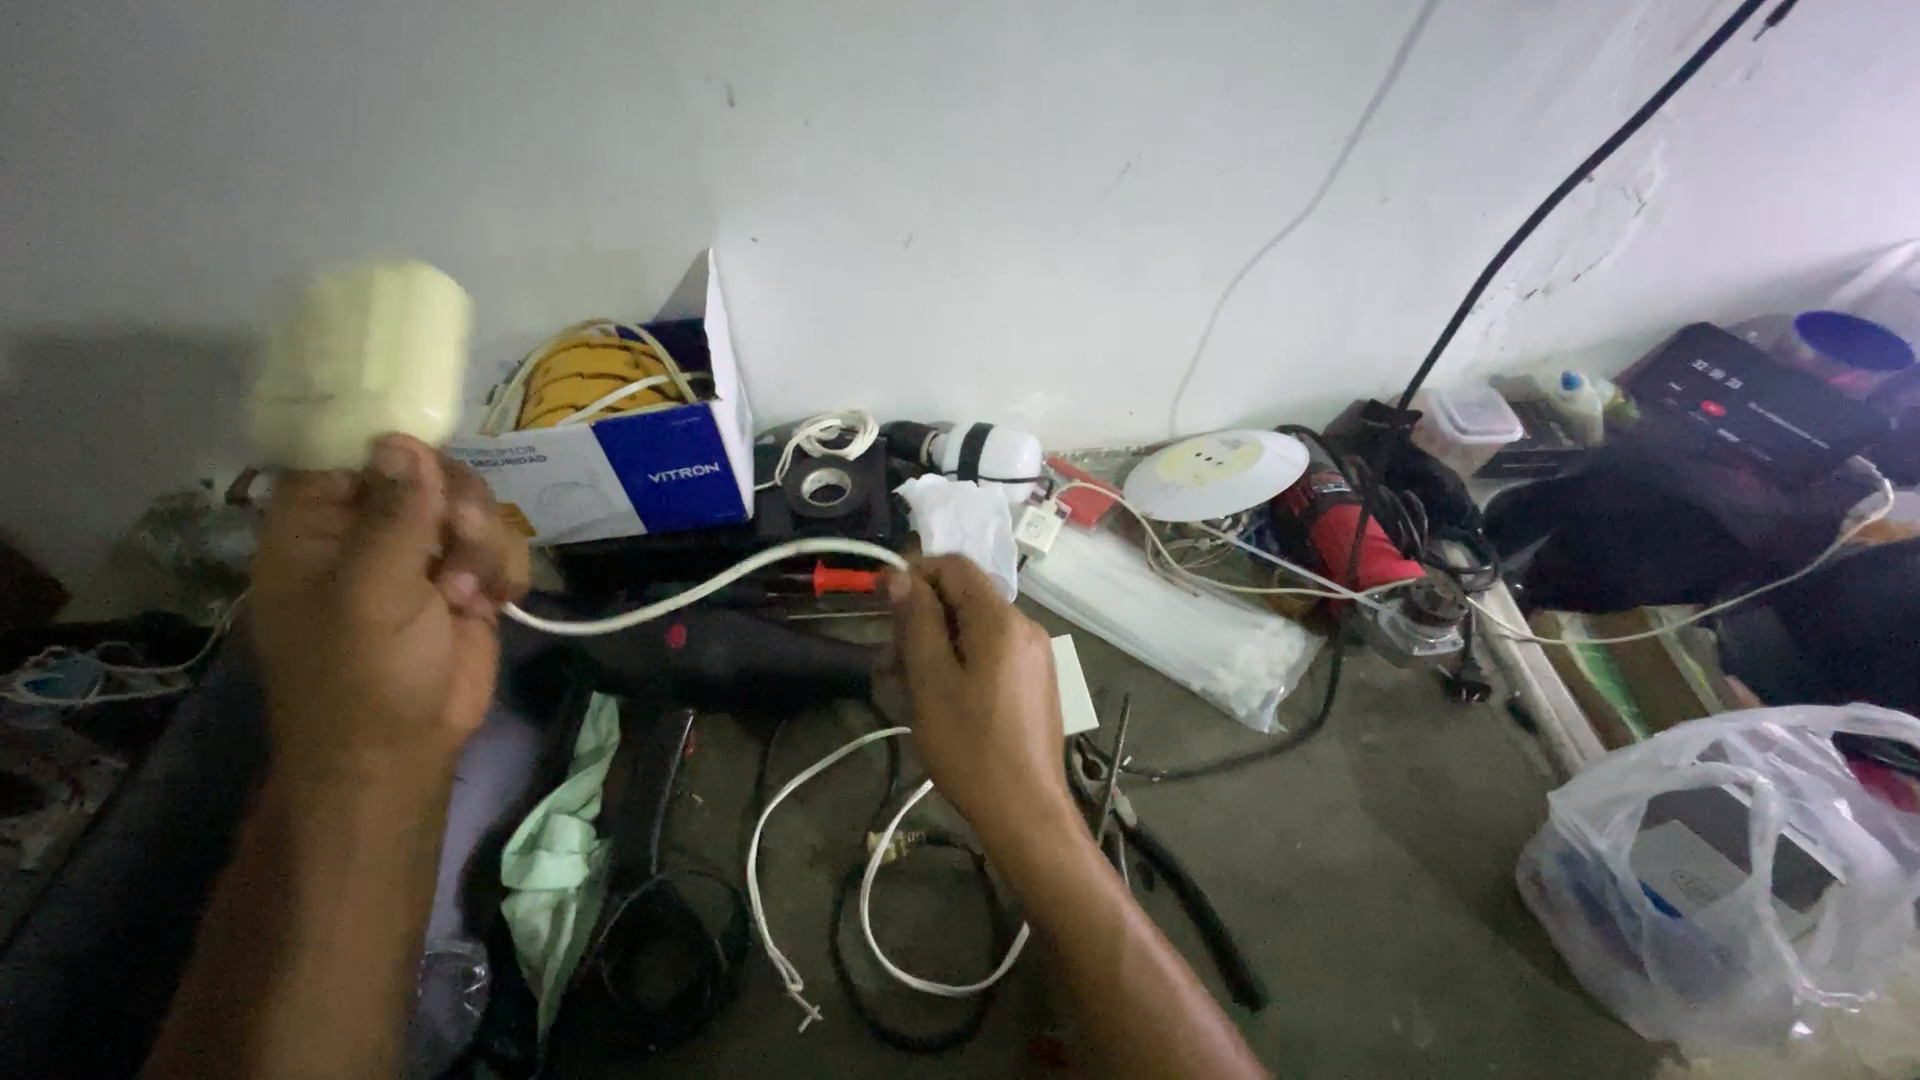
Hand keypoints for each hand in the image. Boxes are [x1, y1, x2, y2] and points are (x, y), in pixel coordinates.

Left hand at [250, 435, 528, 792]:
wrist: (404, 750)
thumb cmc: (362, 675)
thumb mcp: (371, 592)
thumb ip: (394, 515)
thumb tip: (403, 441)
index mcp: (318, 530)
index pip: (346, 455)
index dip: (388, 442)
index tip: (432, 446)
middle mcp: (370, 534)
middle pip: (426, 474)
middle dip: (457, 504)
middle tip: (459, 539)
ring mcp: (422, 559)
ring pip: (473, 508)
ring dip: (484, 544)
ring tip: (470, 592)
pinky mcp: (467, 583)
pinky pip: (500, 546)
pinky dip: (506, 568)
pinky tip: (496, 600)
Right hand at [886, 555, 1072, 843]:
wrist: (1025, 811)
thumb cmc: (970, 747)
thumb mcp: (931, 681)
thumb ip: (916, 621)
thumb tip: (899, 575)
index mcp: (1002, 620)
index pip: (955, 566)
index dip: (915, 573)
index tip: (881, 601)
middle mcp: (1026, 627)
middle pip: (966, 597)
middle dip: (923, 616)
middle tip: (890, 659)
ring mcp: (1036, 655)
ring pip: (977, 627)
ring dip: (938, 642)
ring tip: (908, 685)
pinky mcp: (1037, 680)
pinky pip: (993, 652)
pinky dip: (962, 660)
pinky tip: (940, 696)